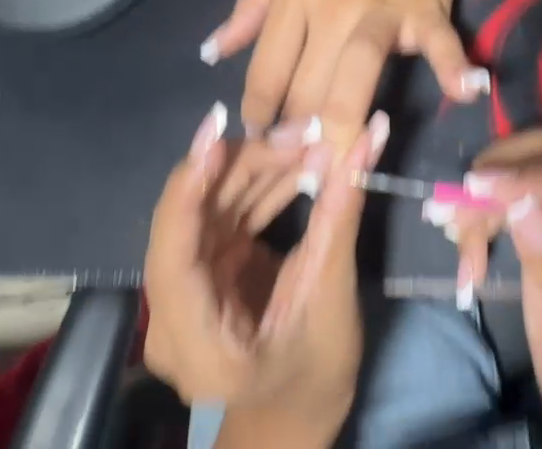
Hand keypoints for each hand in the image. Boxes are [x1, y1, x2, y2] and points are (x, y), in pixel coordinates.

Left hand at [143, 103, 389, 439]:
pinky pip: (223, 214)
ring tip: (310, 138)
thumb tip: (369, 136)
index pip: (173, 255)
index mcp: (196, 342)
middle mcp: (171, 313)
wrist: (294, 411)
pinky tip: (296, 160)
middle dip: (247, 165)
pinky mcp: (201, 268)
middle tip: (305, 131)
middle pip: (194, 219)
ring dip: (258, 168)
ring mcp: (182, 288)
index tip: (216, 130)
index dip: (190, 187)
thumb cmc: (315, 372)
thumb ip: (341, 214)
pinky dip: (258, 185)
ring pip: (209, 207)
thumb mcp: (331, 296)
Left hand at [205, 0, 486, 140]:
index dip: (258, 111)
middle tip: (294, 171)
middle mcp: (332, 5)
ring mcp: (382, 8)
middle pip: (307, 83)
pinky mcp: (426, 9)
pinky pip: (440, 42)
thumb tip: (212, 52)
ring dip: (344, 122)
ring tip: (335, 167)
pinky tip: (464, 90)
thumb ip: (250, 6)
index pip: (267, 66)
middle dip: (296, 135)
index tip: (260, 141)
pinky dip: (453, 66)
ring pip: (358, 72)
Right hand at [453, 134, 541, 448]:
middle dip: (501, 175)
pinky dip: (480, 219)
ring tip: (456, 238)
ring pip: (521, 172)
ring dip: (483, 199)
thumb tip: (522, 206)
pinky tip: (466, 258)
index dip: (530, 177)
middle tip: (459, 207)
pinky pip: (507, 203)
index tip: (478, 188)